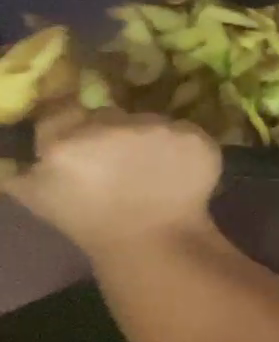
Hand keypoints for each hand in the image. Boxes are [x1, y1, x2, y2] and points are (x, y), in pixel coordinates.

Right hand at [5, 112, 220, 253]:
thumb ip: (23, 165)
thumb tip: (20, 146)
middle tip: (113, 157)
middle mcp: (116, 128)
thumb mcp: (36, 193)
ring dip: (145, 135)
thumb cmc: (87, 217)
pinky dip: (177, 143)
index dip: (69, 117)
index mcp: (67, 142)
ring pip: (148, 120)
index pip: (63, 109)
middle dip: (108, 130)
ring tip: (145, 164)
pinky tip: (172, 164)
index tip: (76, 128)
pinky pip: (182, 129)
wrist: (152, 231)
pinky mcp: (195, 134)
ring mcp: (160, 129)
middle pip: (109, 114)